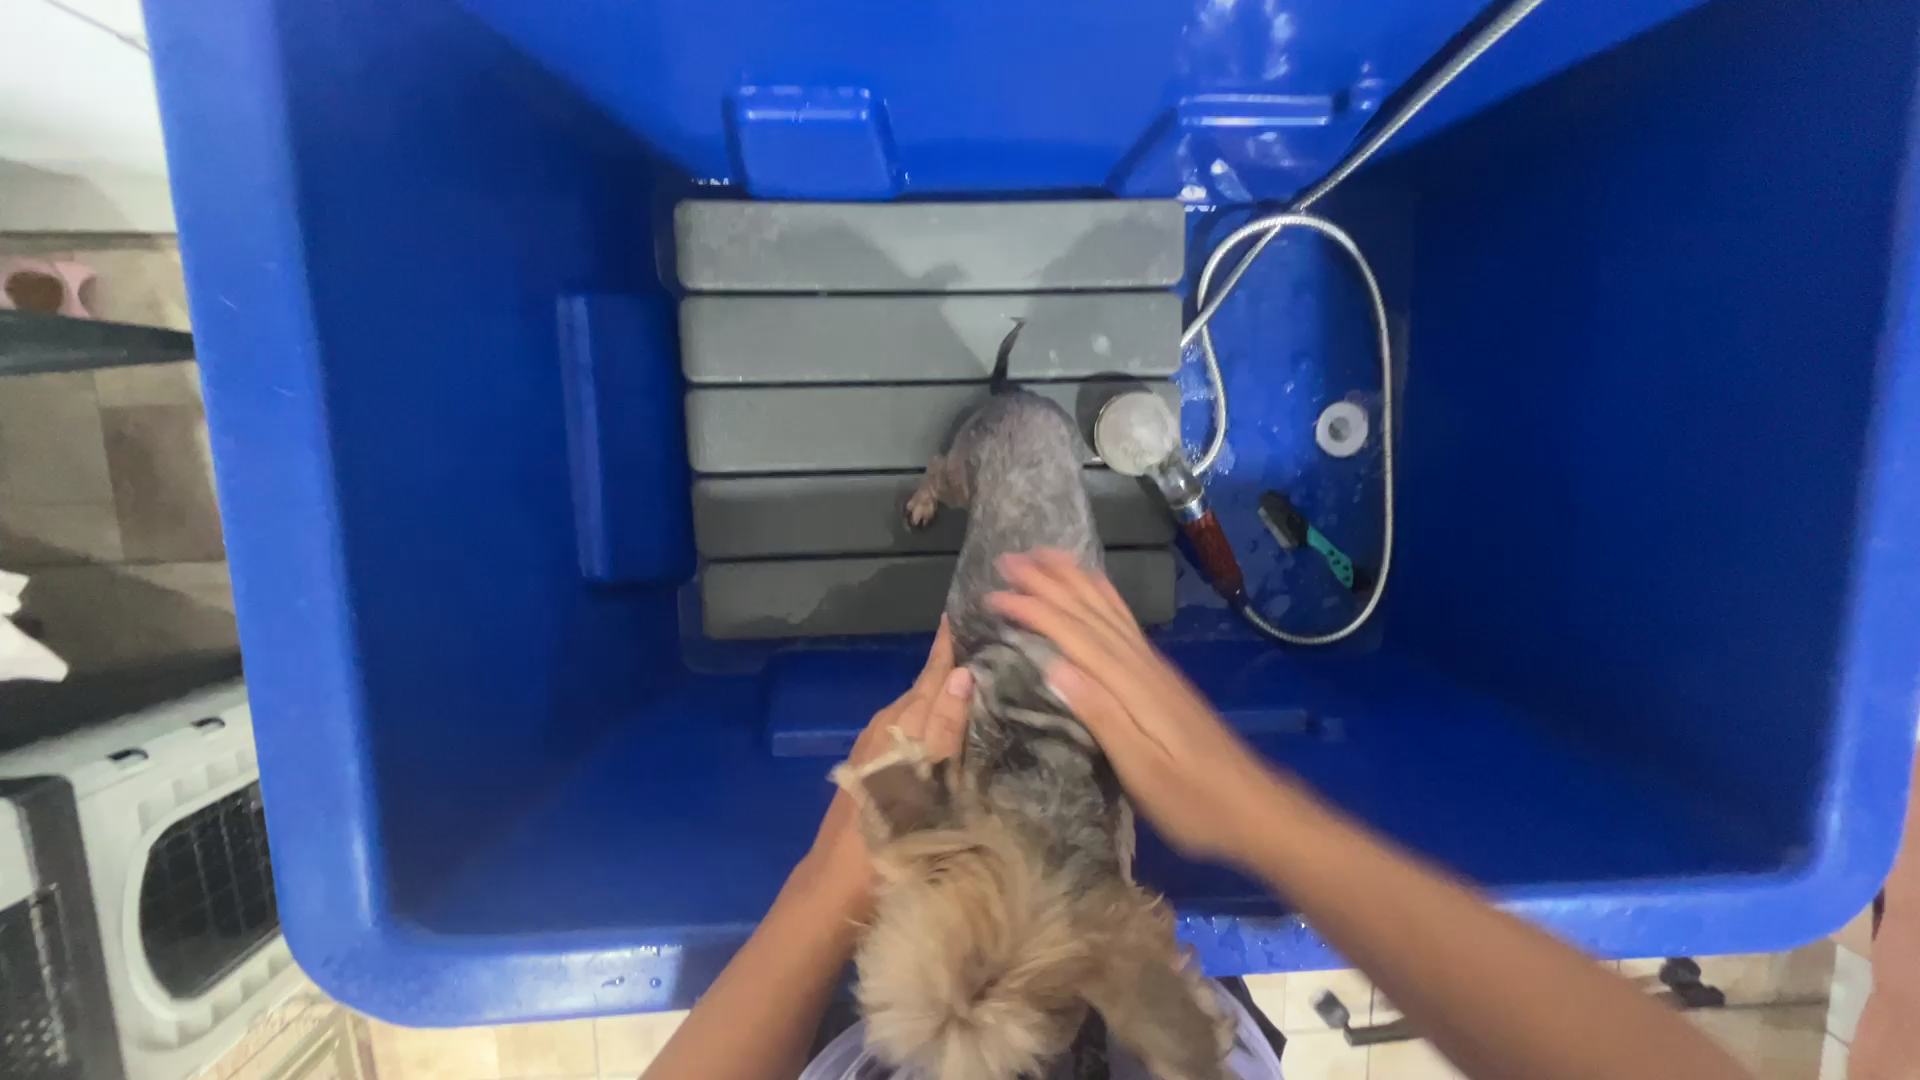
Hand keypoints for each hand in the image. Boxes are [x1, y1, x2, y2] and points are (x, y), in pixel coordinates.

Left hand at [794, 617, 973, 919]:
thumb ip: (941, 729)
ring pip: (925, 706)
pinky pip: (919, 728)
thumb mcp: (918, 783)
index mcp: (898, 722)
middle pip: (930, 685)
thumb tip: (964, 673)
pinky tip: (963, 723)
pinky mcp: (883, 768)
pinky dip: (941, 717)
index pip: (933, 670)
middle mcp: (888, 725)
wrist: (836, 889)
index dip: (952, 642)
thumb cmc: (883, 838)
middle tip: (1000, 639)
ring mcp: (883, 747)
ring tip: (991, 672)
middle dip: (959, 661)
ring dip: (952, 689)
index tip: (976, 608)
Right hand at [988, 549, 1298, 865]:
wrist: (1252, 804)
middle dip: (1046, 581)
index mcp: (1129, 684)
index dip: (1032, 609)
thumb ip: (1101, 716)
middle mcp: (1140, 662)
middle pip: (1087, 609)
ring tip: (1042, 554)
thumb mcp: (1143, 771)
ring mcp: (1152, 663)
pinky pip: (1123, 619)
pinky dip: (1102, 593)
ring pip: (1106, 607)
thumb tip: (1054, 667)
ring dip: (1072, 577)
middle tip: (1006, 558)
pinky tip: (1093, 585)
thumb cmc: (1192, 800)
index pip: (1072, 633)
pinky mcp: (1158, 671)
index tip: (993, 594)